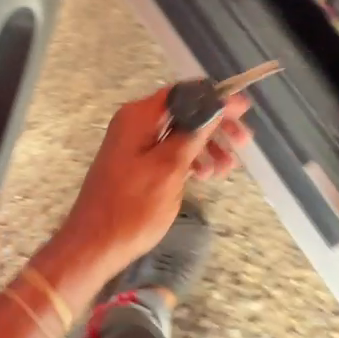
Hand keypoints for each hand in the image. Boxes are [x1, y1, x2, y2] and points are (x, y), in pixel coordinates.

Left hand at [54, 85, 253, 278]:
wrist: (94, 244)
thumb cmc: (132, 207)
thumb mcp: (169, 168)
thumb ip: (192, 134)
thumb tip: (213, 104)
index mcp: (139, 116)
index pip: (183, 93)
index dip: (215, 98)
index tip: (244, 109)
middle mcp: (134, 123)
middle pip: (182, 112)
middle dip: (214, 126)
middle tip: (242, 142)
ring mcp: (133, 144)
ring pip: (177, 134)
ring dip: (205, 146)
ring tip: (226, 168)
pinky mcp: (134, 163)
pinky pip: (167, 151)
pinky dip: (188, 159)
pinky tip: (205, 175)